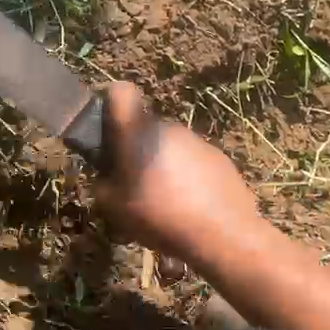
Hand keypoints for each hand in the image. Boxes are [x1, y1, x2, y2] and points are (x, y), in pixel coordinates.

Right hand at [91, 82, 263, 264]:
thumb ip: (103, 182)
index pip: (119, 92)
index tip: (110, 127)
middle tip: (137, 181)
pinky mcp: (220, 158)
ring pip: (169, 145)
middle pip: (144, 127)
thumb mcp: (113, 207)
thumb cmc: (161, 217)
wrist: (226, 237)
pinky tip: (193, 204)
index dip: (111, 101)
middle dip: (138, 148)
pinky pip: (194, 160)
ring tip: (168, 199)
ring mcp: (197, 141)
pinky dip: (189, 175)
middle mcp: (166, 128)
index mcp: (136, 133)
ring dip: (164, 163)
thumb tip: (108, 173)